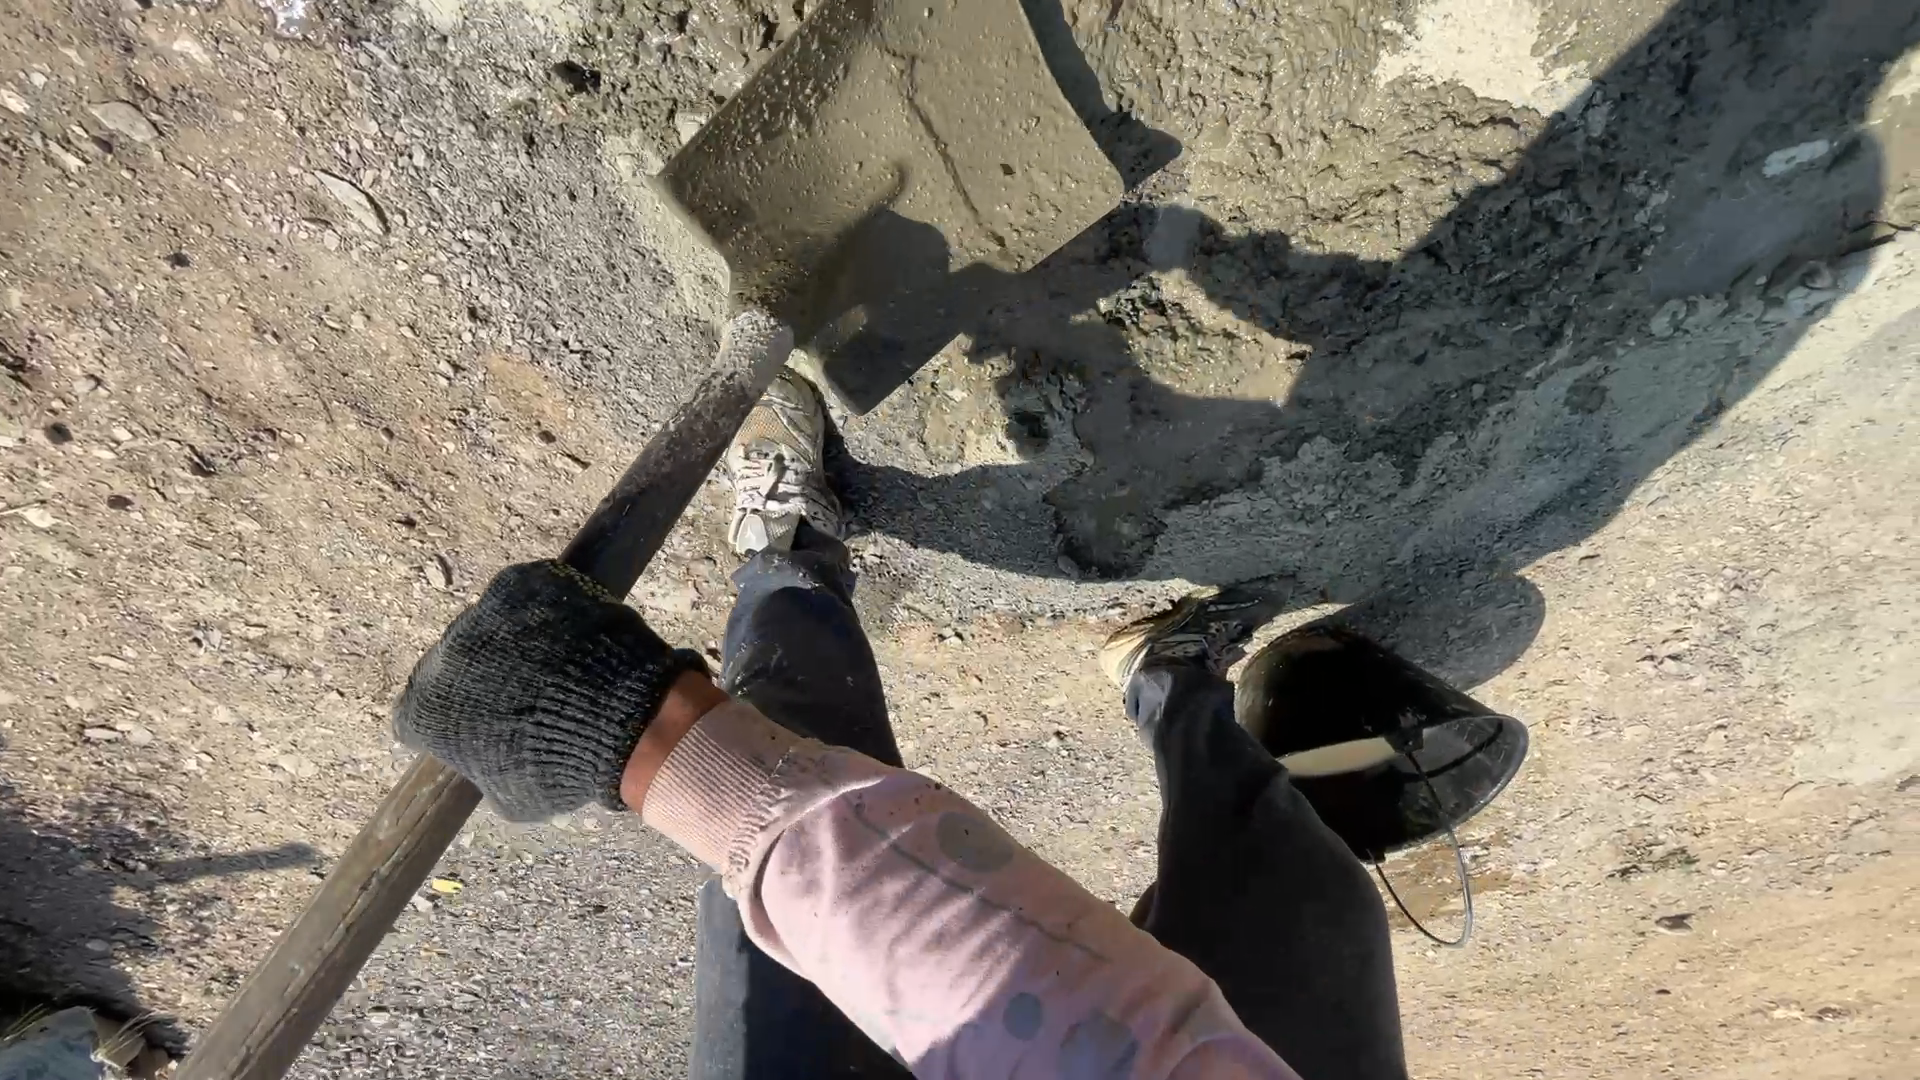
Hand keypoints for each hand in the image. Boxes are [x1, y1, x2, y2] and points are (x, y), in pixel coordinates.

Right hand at [393, 560, 707, 820]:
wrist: (620, 715)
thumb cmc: (565, 766)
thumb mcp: (514, 797)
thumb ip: (488, 770)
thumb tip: (495, 756)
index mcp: (422, 712)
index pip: (423, 708)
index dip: (460, 711)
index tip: (491, 714)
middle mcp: (440, 659)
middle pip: (460, 659)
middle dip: (490, 670)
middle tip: (540, 682)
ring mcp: (481, 616)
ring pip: (496, 623)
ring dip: (521, 634)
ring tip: (568, 654)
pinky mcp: (521, 584)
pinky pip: (531, 588)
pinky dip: (551, 599)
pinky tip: (578, 619)